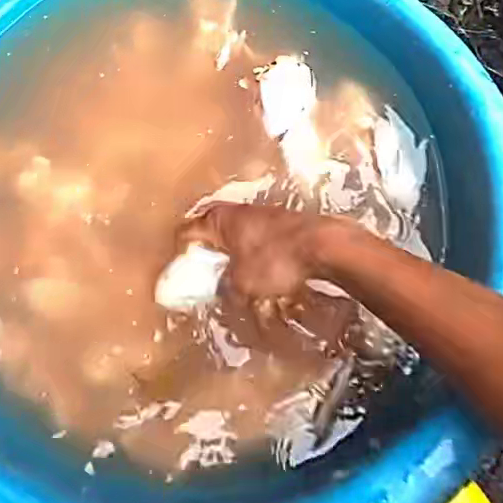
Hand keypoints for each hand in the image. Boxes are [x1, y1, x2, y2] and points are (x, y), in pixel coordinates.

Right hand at [181, 202, 339, 299]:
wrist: (323, 244)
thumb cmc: (274, 259)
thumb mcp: (244, 284)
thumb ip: (227, 288)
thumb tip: (223, 292)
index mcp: (218, 219)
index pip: (187, 231)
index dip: (180, 251)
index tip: (179, 270)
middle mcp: (235, 210)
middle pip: (211, 230)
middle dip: (207, 250)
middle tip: (203, 272)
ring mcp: (260, 213)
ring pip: (236, 233)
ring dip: (232, 251)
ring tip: (233, 274)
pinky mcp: (281, 222)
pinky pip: (257, 238)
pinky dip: (253, 252)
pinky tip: (262, 271)